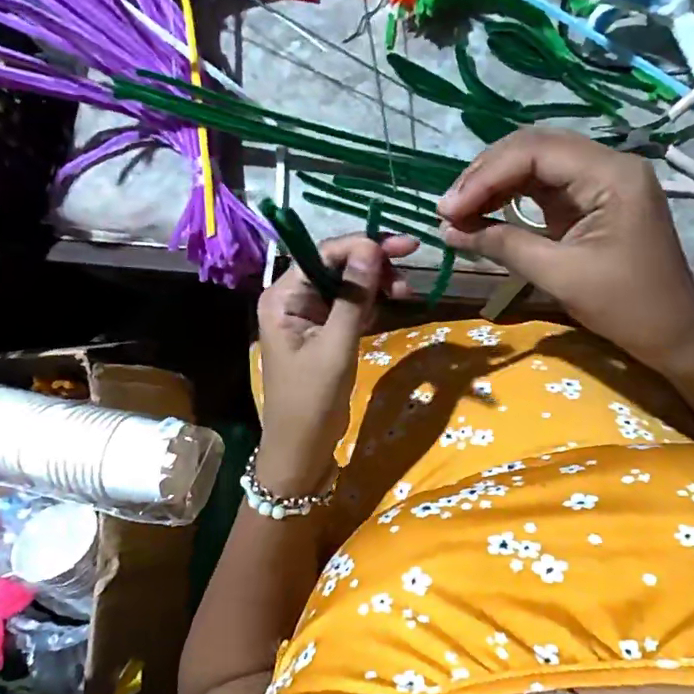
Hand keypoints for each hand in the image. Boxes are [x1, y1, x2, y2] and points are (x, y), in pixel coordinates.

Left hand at [256, 233, 418, 496]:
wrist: (302, 448)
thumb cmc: (312, 400)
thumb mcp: (336, 346)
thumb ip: (354, 297)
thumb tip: (371, 247)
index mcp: (283, 297)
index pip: (323, 254)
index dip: (362, 245)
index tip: (401, 248)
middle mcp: (292, 298)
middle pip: (336, 264)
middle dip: (373, 263)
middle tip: (411, 265)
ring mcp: (308, 315)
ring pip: (347, 283)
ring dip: (377, 283)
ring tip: (406, 293)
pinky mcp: (324, 331)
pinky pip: (350, 304)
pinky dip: (372, 302)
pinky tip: (392, 303)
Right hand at [437, 127, 693, 369]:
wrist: (671, 331)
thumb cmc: (625, 305)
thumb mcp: (561, 275)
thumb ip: (504, 245)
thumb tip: (449, 231)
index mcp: (611, 173)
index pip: (535, 152)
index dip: (486, 175)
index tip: (450, 209)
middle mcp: (607, 164)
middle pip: (533, 148)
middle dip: (485, 175)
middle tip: (448, 209)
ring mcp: (599, 180)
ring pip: (534, 164)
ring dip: (494, 185)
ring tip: (458, 212)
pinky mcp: (590, 200)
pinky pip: (543, 187)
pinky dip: (510, 199)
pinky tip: (483, 214)